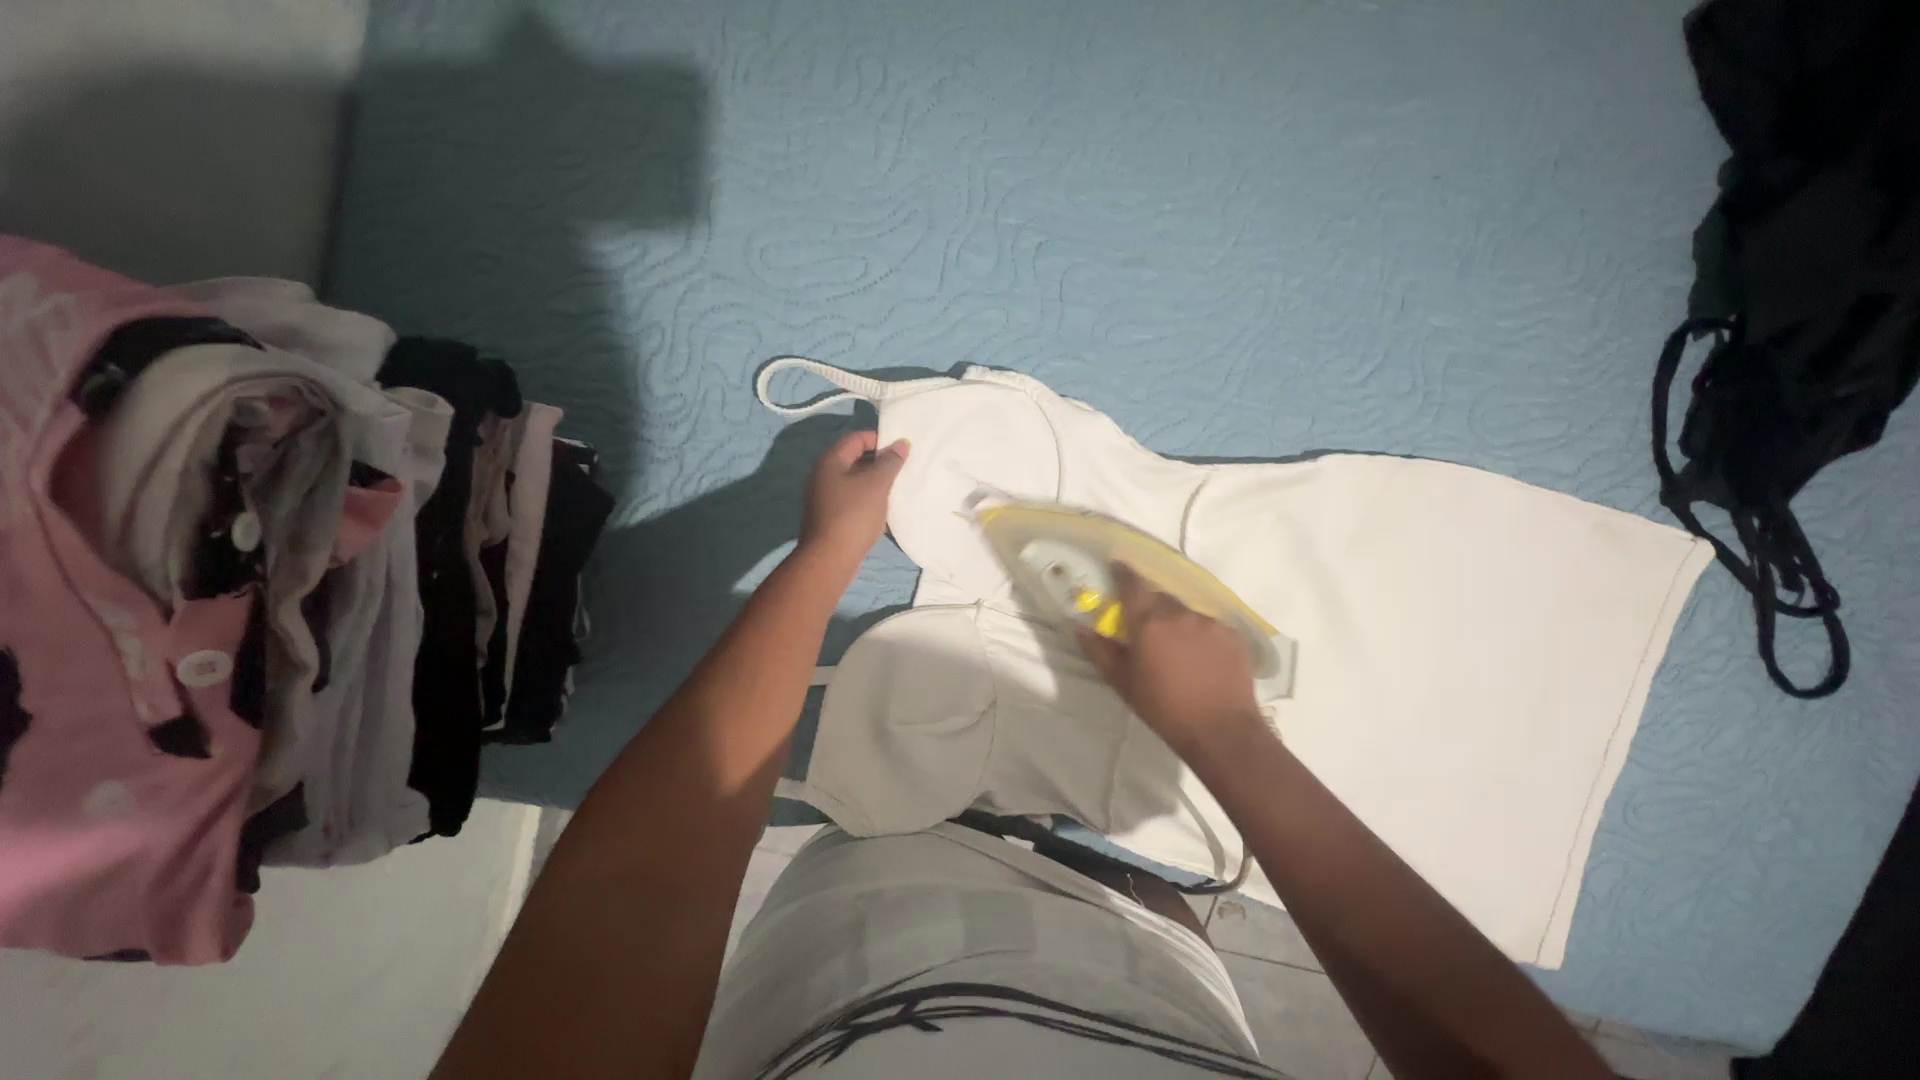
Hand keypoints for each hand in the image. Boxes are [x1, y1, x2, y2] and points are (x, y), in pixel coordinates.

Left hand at [798, 430, 909, 567]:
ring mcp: (825, 497)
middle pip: (854, 458)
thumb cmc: (854, 515)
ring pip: (854, 481)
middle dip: (879, 461)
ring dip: (875, 482)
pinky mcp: (830, 516)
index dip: (879, 439)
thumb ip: (890, 462)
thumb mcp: (877, 484)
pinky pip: (853, 499)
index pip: (856, 438)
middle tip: (902, 468)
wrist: (830, 559)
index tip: (901, 449)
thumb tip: (901, 443)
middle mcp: (823, 476)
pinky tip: (884, 509)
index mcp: (830, 462)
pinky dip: (869, 499)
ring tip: (897, 488)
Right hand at [1076, 562, 1264, 754]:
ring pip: (1187, 613)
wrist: (1220, 730)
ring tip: (1178, 651)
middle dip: (1151, 607)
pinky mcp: (1233, 635)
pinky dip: (1202, 636)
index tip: (1117, 566)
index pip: (1132, 584)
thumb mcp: (1123, 682)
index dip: (1123, 573)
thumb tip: (1080, 628)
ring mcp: (1210, 622)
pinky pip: (1211, 626)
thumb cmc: (1164, 708)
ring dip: (1178, 623)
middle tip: (1147, 629)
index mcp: (1149, 622)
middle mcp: (1180, 613)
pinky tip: (1202, 660)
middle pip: (1161, 598)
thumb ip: (1100, 651)